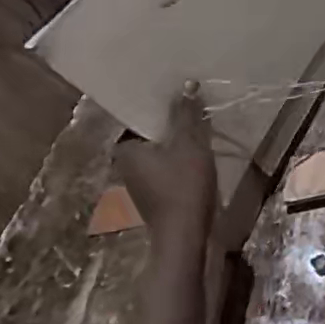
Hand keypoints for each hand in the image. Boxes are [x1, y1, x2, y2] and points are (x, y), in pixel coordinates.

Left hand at [116, 82, 215, 249]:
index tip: (174, 88)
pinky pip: (167, 164)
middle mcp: (127, 165)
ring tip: (197, 118)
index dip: (156, 102)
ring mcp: (141, 182)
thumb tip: (187, 85)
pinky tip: (198, 147)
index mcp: (126, 149)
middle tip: (190, 99)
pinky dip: (180, 156)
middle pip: (149, 132)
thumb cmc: (182, 186)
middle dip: (168, 119)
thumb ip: (186, 113)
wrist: (186, 238)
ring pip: (160, 149)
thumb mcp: (189, 143)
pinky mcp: (157, 194)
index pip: (136, 116)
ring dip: (176, 138)